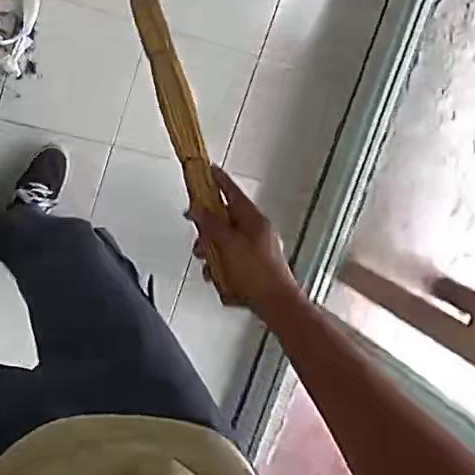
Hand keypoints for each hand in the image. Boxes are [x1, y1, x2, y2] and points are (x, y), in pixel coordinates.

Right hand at [188, 166, 302, 317]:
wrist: (276, 305)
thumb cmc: (257, 274)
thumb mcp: (228, 244)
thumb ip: (211, 224)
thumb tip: (198, 208)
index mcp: (253, 219)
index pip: (232, 191)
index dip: (218, 180)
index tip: (207, 169)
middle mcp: (255, 230)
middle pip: (224, 217)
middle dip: (207, 228)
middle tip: (198, 236)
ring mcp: (255, 248)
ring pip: (223, 239)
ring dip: (210, 250)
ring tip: (207, 262)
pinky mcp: (252, 266)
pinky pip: (229, 257)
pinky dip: (219, 265)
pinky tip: (216, 276)